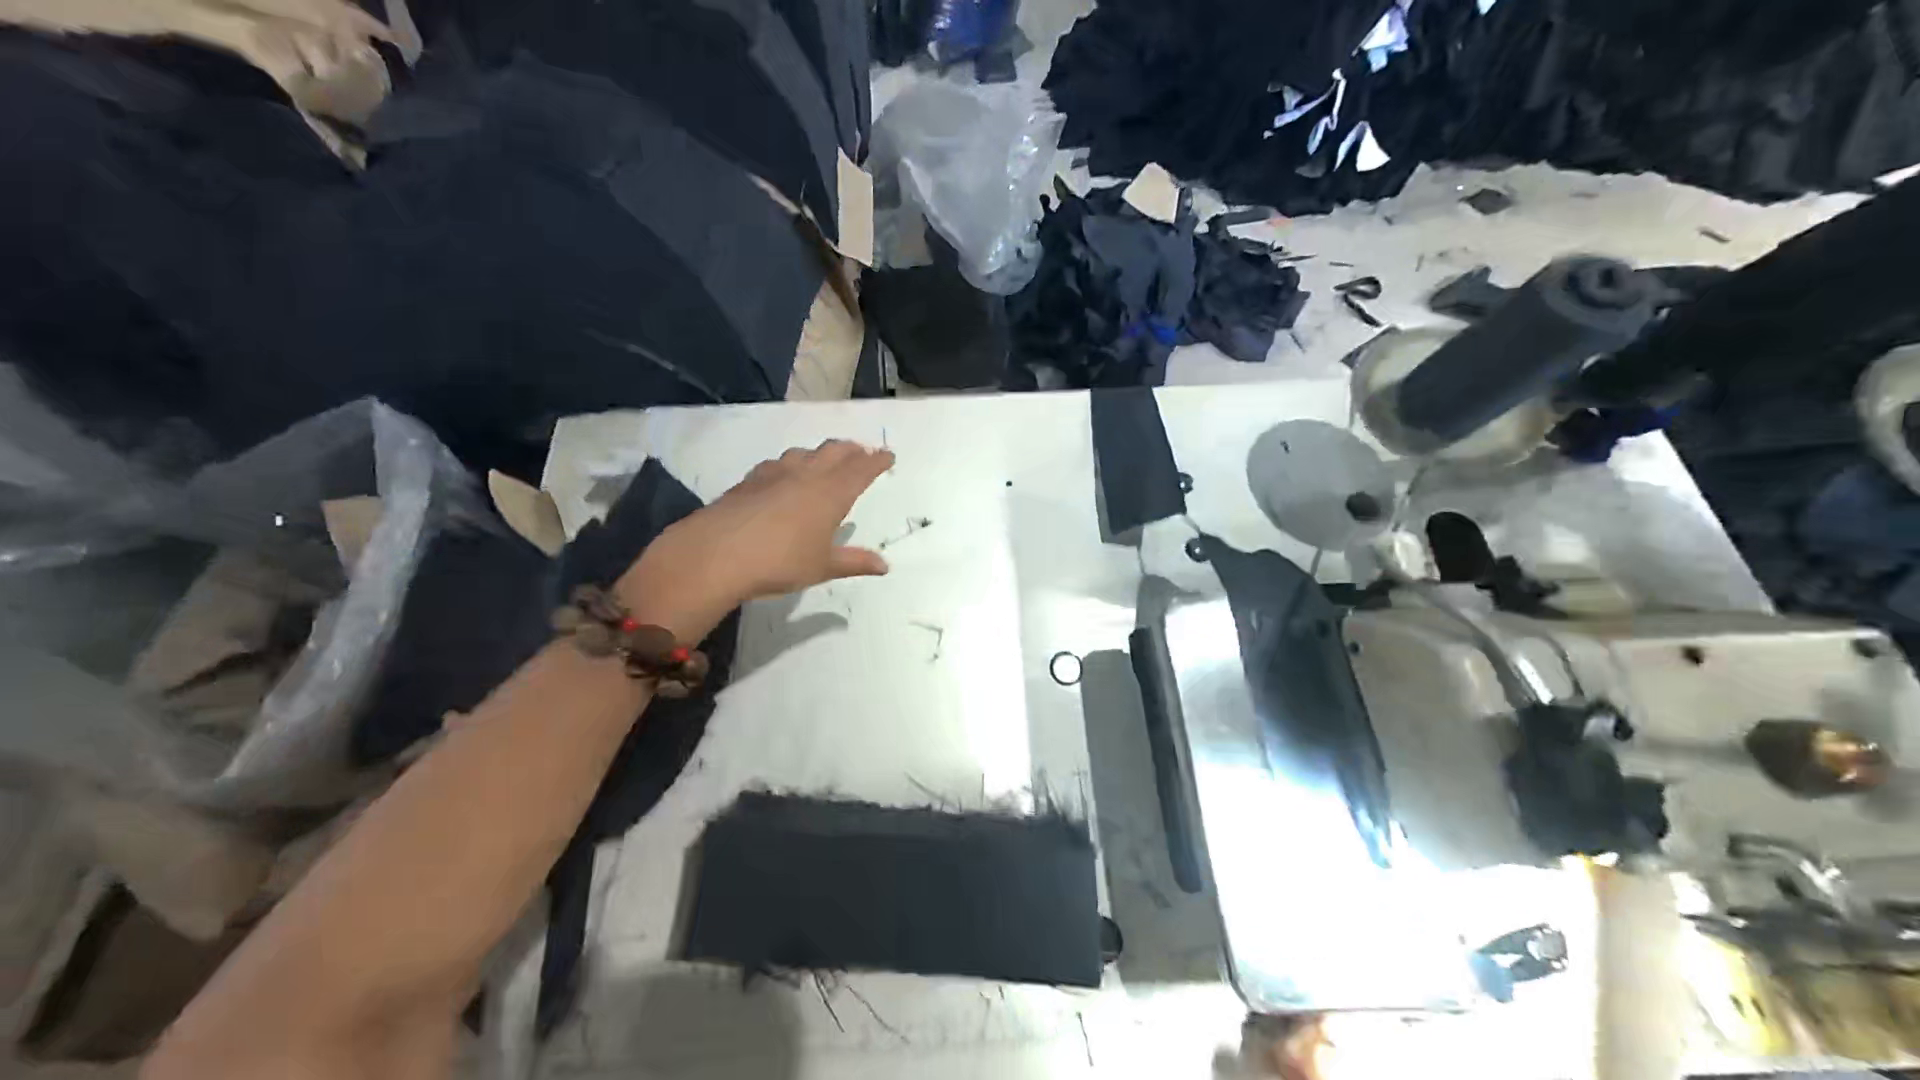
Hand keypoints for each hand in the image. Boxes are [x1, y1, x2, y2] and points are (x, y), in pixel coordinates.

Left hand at [615, 441, 894, 641]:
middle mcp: (806, 475)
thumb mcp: (823, 567)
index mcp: (832, 493)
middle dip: (852, 450)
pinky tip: (784, 474)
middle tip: (862, 453)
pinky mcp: (749, 480)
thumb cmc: (781, 562)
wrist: (718, 554)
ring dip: (820, 453)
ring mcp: (775, 474)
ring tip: (825, 460)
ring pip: (804, 452)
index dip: (877, 460)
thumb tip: (883, 566)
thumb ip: (854, 562)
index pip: (861, 468)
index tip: (887, 455)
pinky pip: (778, 463)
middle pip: (834, 451)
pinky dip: (791, 463)